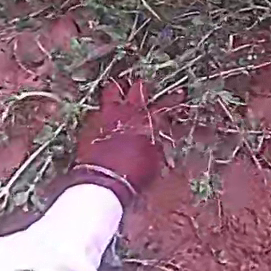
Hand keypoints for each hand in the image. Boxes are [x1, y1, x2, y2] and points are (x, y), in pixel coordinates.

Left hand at [70, 78, 163, 206]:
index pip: (166, 104)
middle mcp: (129, 113)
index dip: (174, 99)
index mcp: (148, 121)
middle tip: (142, 88)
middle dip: (141, 88)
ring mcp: (108, 116)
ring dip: (117, 90)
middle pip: (138, 89)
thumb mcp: (155, 161)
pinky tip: (100, 118)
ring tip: (118, 89)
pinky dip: (100, 113)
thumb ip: (157, 145)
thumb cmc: (134, 176)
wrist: (103, 182)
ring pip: (112, 91)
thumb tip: (159, 142)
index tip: (179, 94)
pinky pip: (96, 111)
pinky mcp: (90, 124)